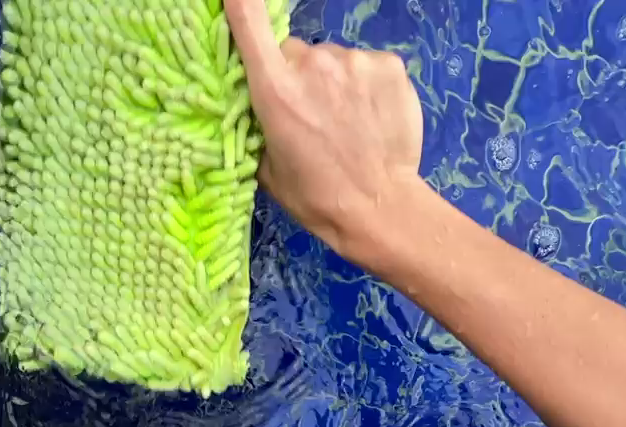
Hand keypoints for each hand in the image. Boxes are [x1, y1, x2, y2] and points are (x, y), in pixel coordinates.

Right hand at [224, 0, 427, 267]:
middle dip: (296, 76)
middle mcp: (313, 63)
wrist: (378, 207)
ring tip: (344, 124)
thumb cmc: (315, 198)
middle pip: (294, 53)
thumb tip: (254, 106)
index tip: (237, 1)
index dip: (240, 5)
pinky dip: (364, 86)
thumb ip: (258, 127)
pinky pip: (364, 66)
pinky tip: (368, 118)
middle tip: (309, 117)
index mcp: (276, 90)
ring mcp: (354, 60)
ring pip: (332, 61)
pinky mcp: (388, 63)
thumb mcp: (268, 171)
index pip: (249, 20)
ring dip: (333, 84)